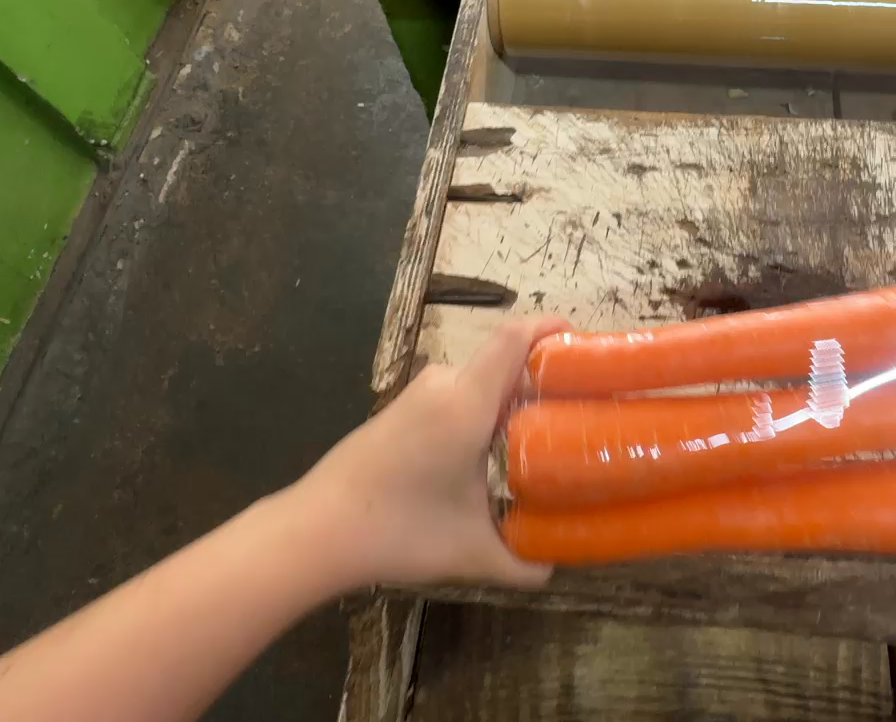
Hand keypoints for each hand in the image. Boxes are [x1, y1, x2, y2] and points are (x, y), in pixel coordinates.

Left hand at [291, 317, 567, 589]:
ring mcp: (417, 393)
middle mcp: (443, 385)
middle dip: (538, 375)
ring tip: (534, 433)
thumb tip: (553, 568)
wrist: (315, 530)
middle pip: (501, 359)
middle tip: (572, 405)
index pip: (513, 339)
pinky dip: (478, 407)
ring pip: (477, 379)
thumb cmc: (399, 530)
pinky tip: (483, 450)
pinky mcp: (400, 408)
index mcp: (466, 403)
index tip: (580, 337)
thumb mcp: (469, 551)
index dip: (548, 326)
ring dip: (506, 396)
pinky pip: (454, 392)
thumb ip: (521, 563)